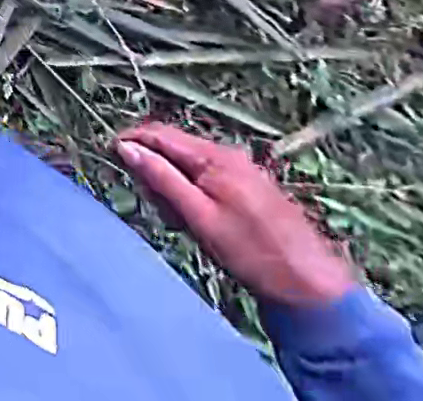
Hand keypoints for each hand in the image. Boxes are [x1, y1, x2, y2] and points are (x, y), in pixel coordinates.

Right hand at [115, 123, 356, 306]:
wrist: (314, 288)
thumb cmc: (253, 252)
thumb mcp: (198, 216)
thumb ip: (161, 177)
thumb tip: (125, 147)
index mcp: (214, 157)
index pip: (159, 134)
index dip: (131, 140)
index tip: (109, 152)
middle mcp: (227, 154)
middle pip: (173, 146)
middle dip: (153, 166)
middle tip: (150, 200)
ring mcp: (240, 169)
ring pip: (187, 162)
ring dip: (171, 181)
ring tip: (175, 217)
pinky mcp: (248, 186)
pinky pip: (205, 175)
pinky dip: (189, 190)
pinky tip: (194, 218)